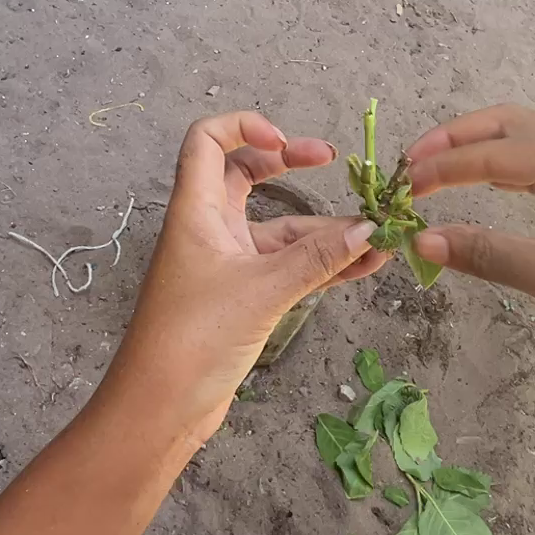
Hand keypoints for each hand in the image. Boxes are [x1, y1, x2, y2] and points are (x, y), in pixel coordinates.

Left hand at [98, 112, 386, 441]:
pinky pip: (286, 265)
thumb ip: (318, 258)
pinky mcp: (241, 293)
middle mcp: (209, 227)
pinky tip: (362, 265)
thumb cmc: (195, 338)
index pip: (206, 140)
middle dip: (288, 163)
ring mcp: (227, 260)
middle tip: (331, 161)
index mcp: (196, 209)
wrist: (160, 408)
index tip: (285, 141)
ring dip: (322, 229)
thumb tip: (370, 229)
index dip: (244, 126)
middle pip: (246, 174)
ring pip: (278, 228)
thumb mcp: (262, 290)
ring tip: (374, 233)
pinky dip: (319, 263)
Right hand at [404, 105, 534, 376]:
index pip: (496, 153)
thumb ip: (488, 253)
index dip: (444, 167)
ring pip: (529, 143)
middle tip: (413, 162)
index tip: (402, 185)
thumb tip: (422, 241)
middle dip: (457, 139)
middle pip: (511, 124)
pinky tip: (488, 185)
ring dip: (480, 151)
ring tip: (437, 171)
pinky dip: (506, 170)